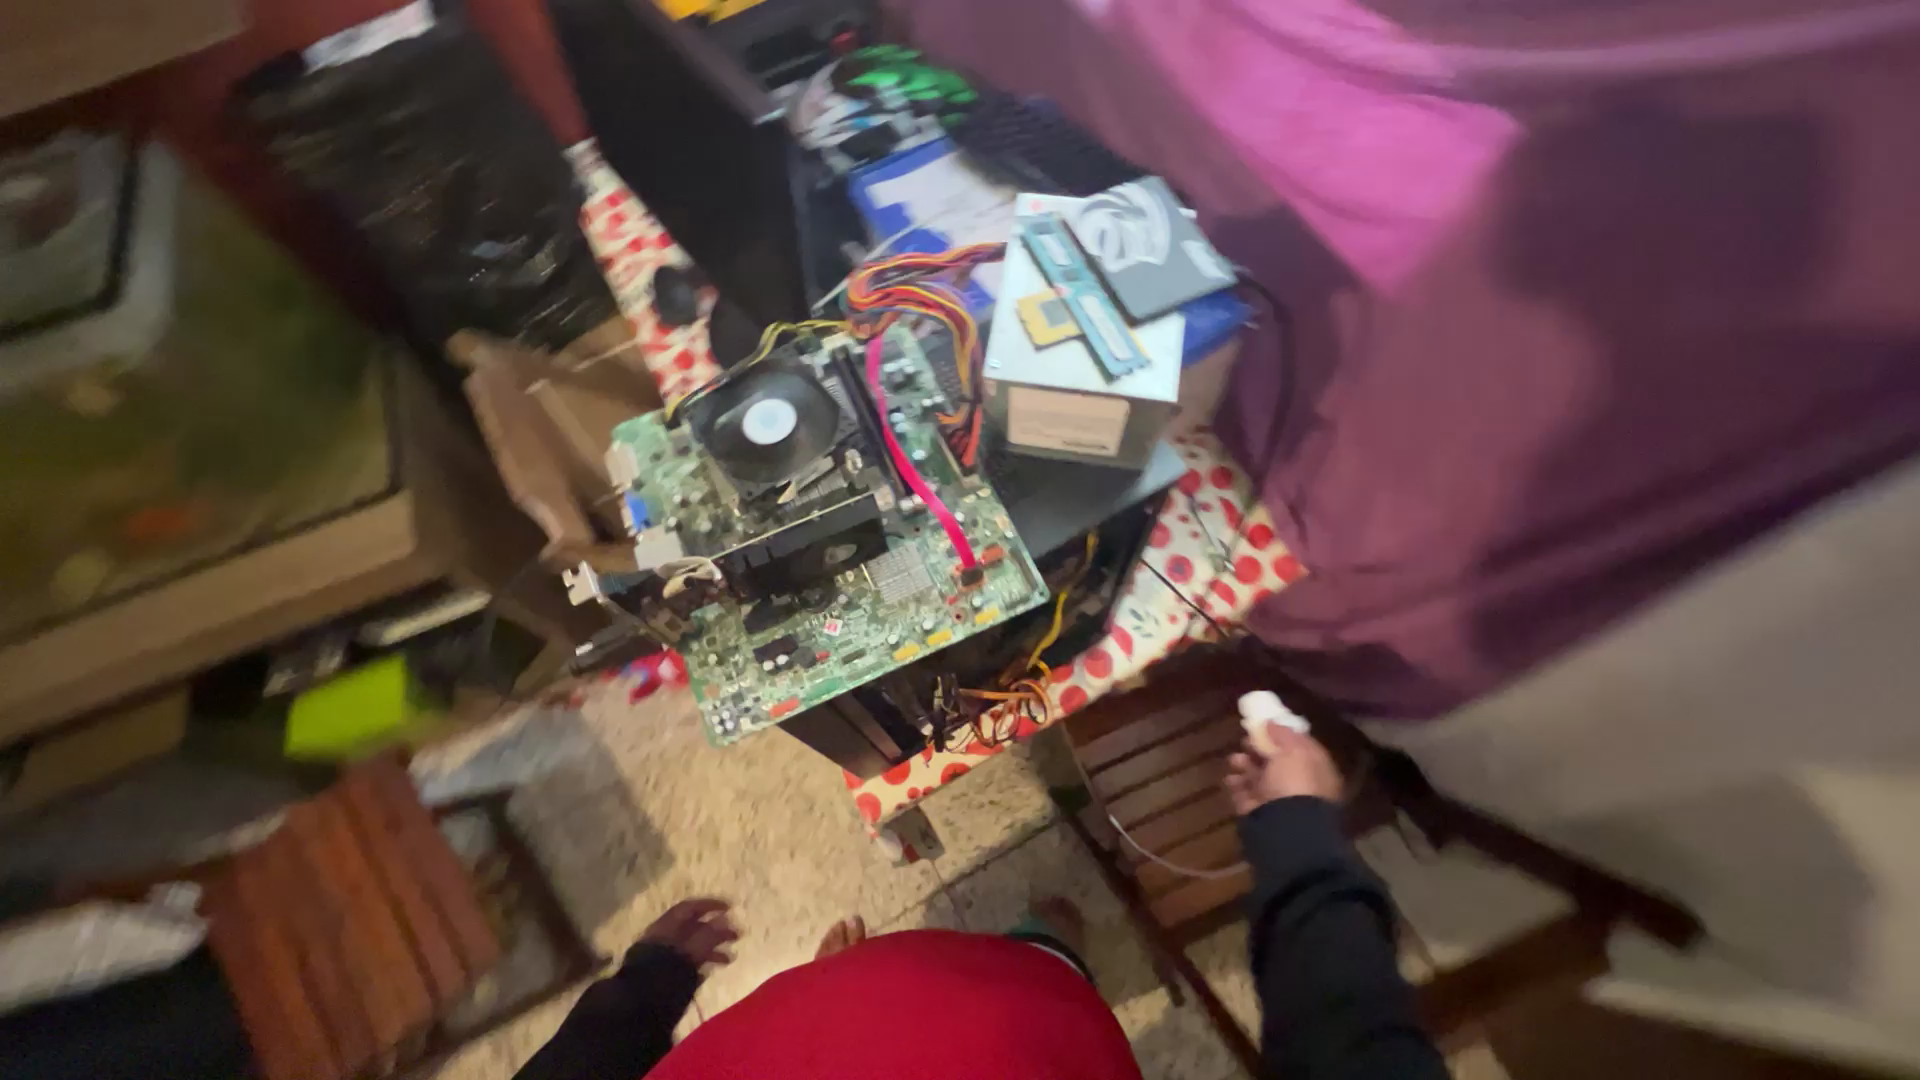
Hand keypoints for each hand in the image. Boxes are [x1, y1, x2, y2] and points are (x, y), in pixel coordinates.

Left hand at [635, 898, 737, 971]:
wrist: (635, 1011)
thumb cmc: (664, 975)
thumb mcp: (690, 953)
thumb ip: (708, 936)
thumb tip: (725, 919)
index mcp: (665, 928)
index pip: (689, 908)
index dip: (710, 905)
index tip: (729, 908)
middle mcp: (662, 939)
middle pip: (693, 927)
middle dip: (716, 930)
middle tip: (736, 935)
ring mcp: (661, 958)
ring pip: (691, 947)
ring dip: (712, 949)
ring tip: (729, 959)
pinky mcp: (663, 977)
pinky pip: (686, 963)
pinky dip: (700, 964)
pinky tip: (709, 972)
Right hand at [1225, 726, 1342, 814]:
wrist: (1285, 826)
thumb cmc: (1295, 783)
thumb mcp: (1294, 751)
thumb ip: (1282, 734)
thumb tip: (1271, 722)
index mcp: (1316, 770)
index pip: (1300, 747)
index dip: (1282, 735)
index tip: (1264, 725)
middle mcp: (1299, 785)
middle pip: (1275, 761)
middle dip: (1258, 750)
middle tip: (1245, 742)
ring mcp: (1278, 801)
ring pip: (1258, 777)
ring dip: (1244, 765)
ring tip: (1235, 761)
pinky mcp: (1259, 813)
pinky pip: (1245, 793)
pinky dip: (1237, 785)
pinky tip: (1232, 779)